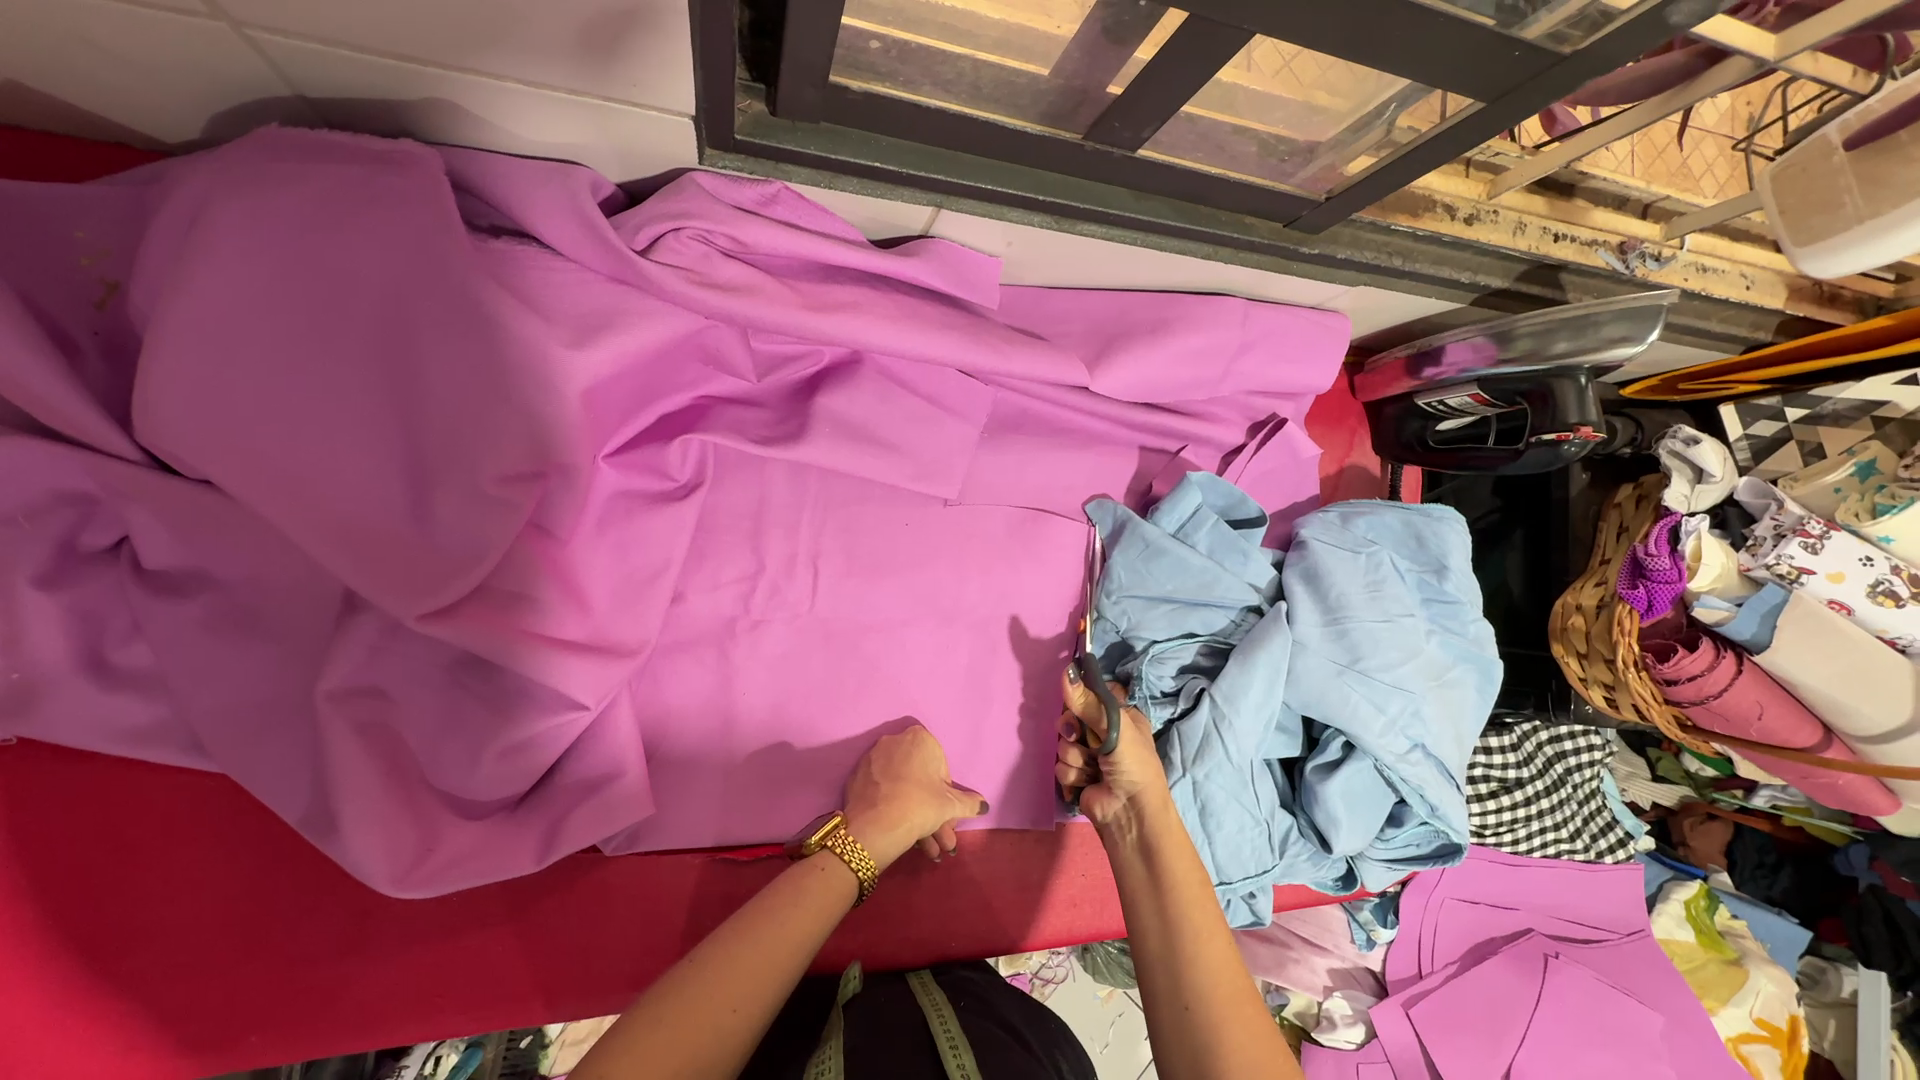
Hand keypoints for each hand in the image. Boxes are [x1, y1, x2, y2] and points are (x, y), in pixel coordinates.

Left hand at [843, 724, 988, 870]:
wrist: (876, 825)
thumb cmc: (920, 805)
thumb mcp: (950, 805)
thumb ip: (969, 803)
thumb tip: (983, 804)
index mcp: (919, 738)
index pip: (940, 767)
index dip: (945, 794)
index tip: (945, 815)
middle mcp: (894, 741)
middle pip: (919, 781)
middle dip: (932, 813)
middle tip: (940, 838)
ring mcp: (872, 759)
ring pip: (902, 789)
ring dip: (916, 818)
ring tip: (927, 849)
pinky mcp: (856, 778)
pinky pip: (883, 793)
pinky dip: (893, 811)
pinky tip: (903, 836)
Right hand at [1056, 668, 1170, 834]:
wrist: (1131, 814)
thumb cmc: (1133, 765)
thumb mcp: (1116, 728)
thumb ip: (1088, 702)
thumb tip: (1066, 671)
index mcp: (1120, 717)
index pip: (1090, 695)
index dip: (1079, 698)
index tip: (1073, 699)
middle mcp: (1104, 734)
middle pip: (1070, 718)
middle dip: (1072, 730)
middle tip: (1080, 738)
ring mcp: (1089, 756)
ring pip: (1062, 743)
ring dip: (1075, 757)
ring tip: (1092, 768)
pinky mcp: (1076, 776)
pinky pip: (1059, 765)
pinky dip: (1072, 774)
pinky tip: (1087, 782)